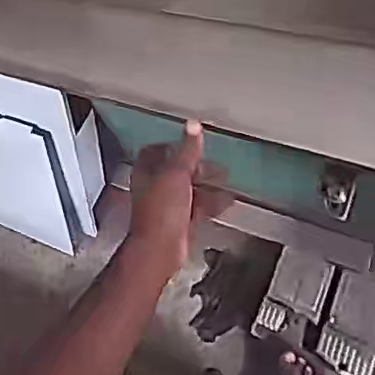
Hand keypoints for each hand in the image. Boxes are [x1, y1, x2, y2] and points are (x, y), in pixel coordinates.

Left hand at [126, 120, 231, 274]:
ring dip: (207, 184)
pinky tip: (227, 200)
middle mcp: (154, 187)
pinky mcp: (179, 222)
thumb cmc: (162, 209)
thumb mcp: (177, 172)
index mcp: (147, 171)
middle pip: (176, 170)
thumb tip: (193, 125)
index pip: (157, 151)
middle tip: (216, 163)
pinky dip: (211, 202)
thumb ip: (188, 150)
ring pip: (189, 189)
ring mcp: (166, 205)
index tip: (192, 143)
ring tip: (226, 179)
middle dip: (197, 166)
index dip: (174, 146)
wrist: (161, 248)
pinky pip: (197, 208)